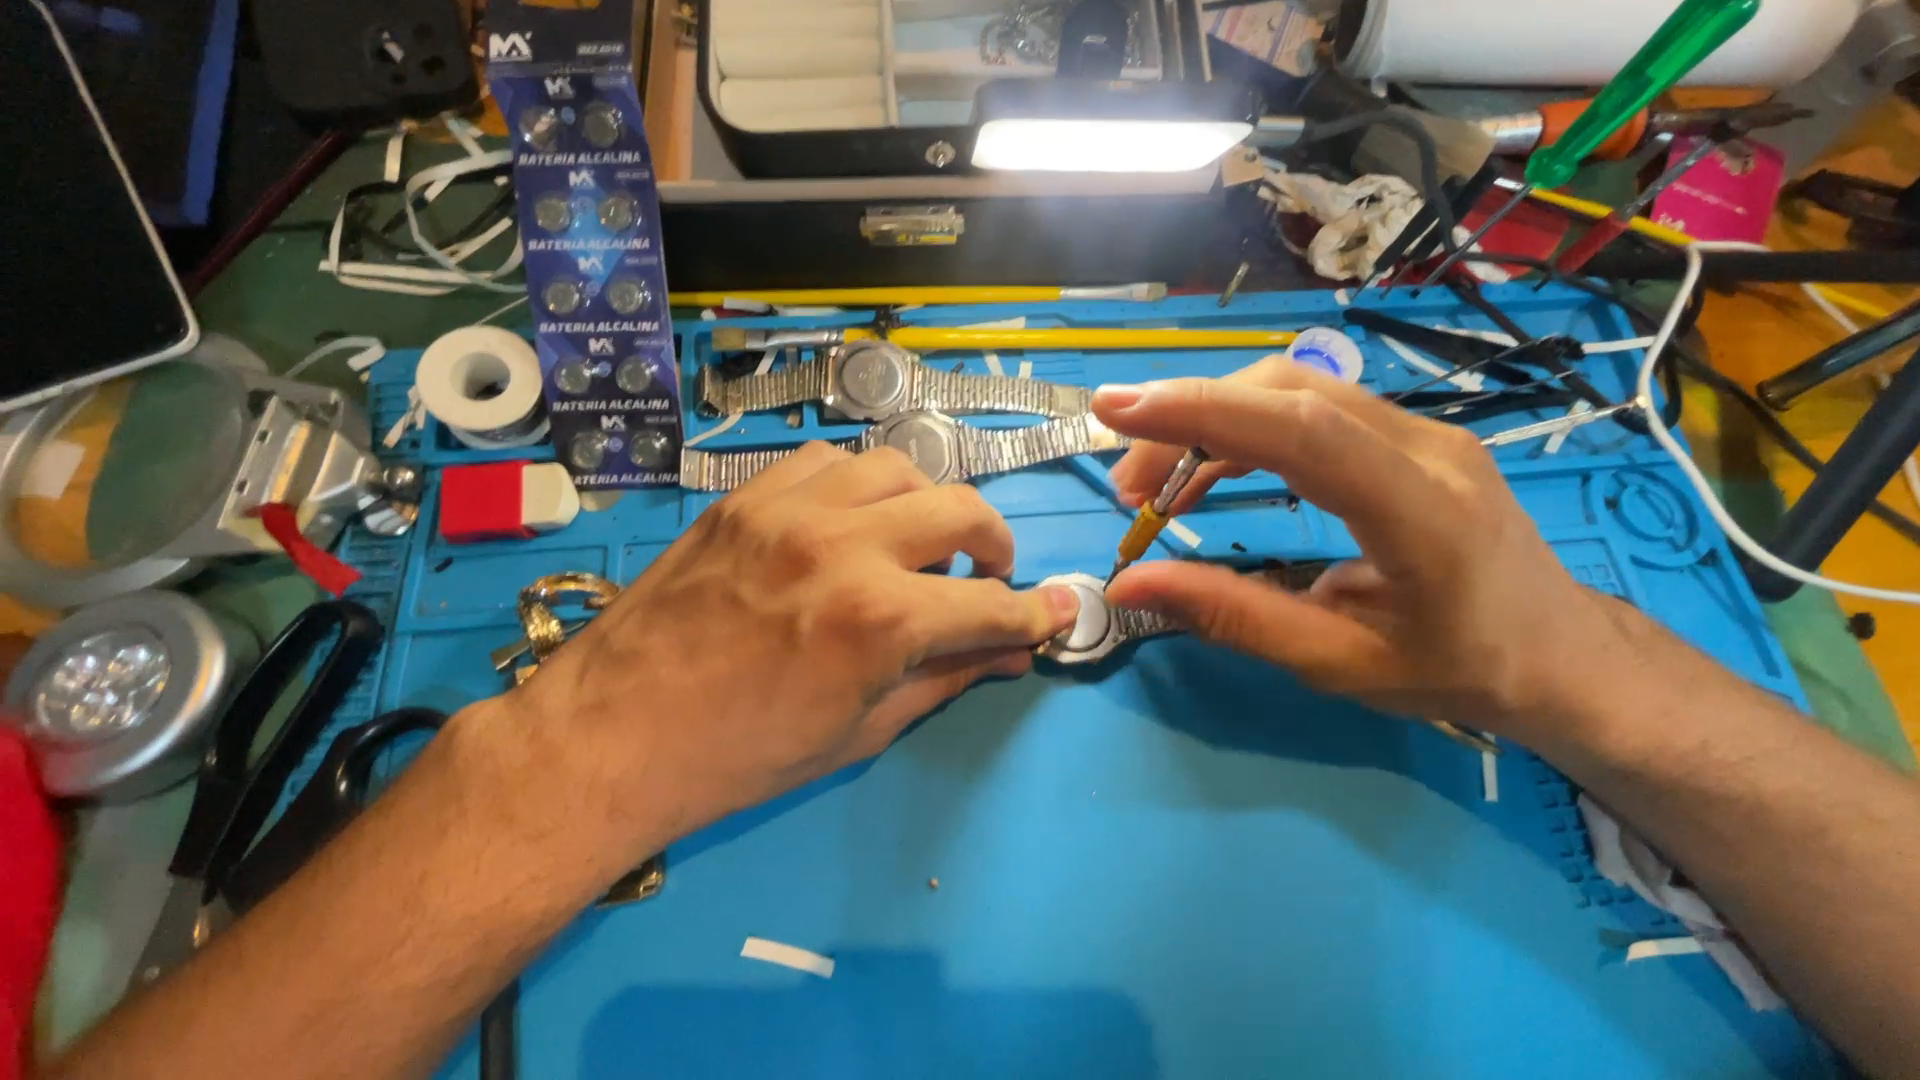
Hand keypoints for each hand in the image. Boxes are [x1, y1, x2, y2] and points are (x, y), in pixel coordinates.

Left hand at [486, 443, 1078, 869]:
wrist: (614, 734)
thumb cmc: (743, 755)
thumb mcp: (860, 731)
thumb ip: (944, 679)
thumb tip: (1011, 653)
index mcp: (881, 621)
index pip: (990, 605)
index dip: (1032, 613)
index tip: (1053, 613)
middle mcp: (846, 546)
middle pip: (961, 511)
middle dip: (997, 545)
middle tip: (991, 575)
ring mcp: (792, 510)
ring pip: (898, 468)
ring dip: (928, 504)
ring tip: (920, 540)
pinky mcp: (747, 497)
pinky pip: (828, 462)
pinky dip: (859, 485)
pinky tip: (852, 518)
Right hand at [1094, 357, 1629, 741]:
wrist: (1559, 651)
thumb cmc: (1454, 667)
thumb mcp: (1335, 661)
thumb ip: (1231, 616)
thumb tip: (1132, 583)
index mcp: (1421, 511)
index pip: (1300, 431)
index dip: (1200, 411)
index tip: (1115, 410)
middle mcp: (1427, 448)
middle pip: (1288, 392)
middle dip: (1188, 421)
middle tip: (1126, 486)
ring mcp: (1423, 431)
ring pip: (1294, 390)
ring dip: (1210, 424)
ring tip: (1152, 487)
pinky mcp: (1408, 434)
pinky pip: (1311, 410)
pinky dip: (1244, 432)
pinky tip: (1208, 474)